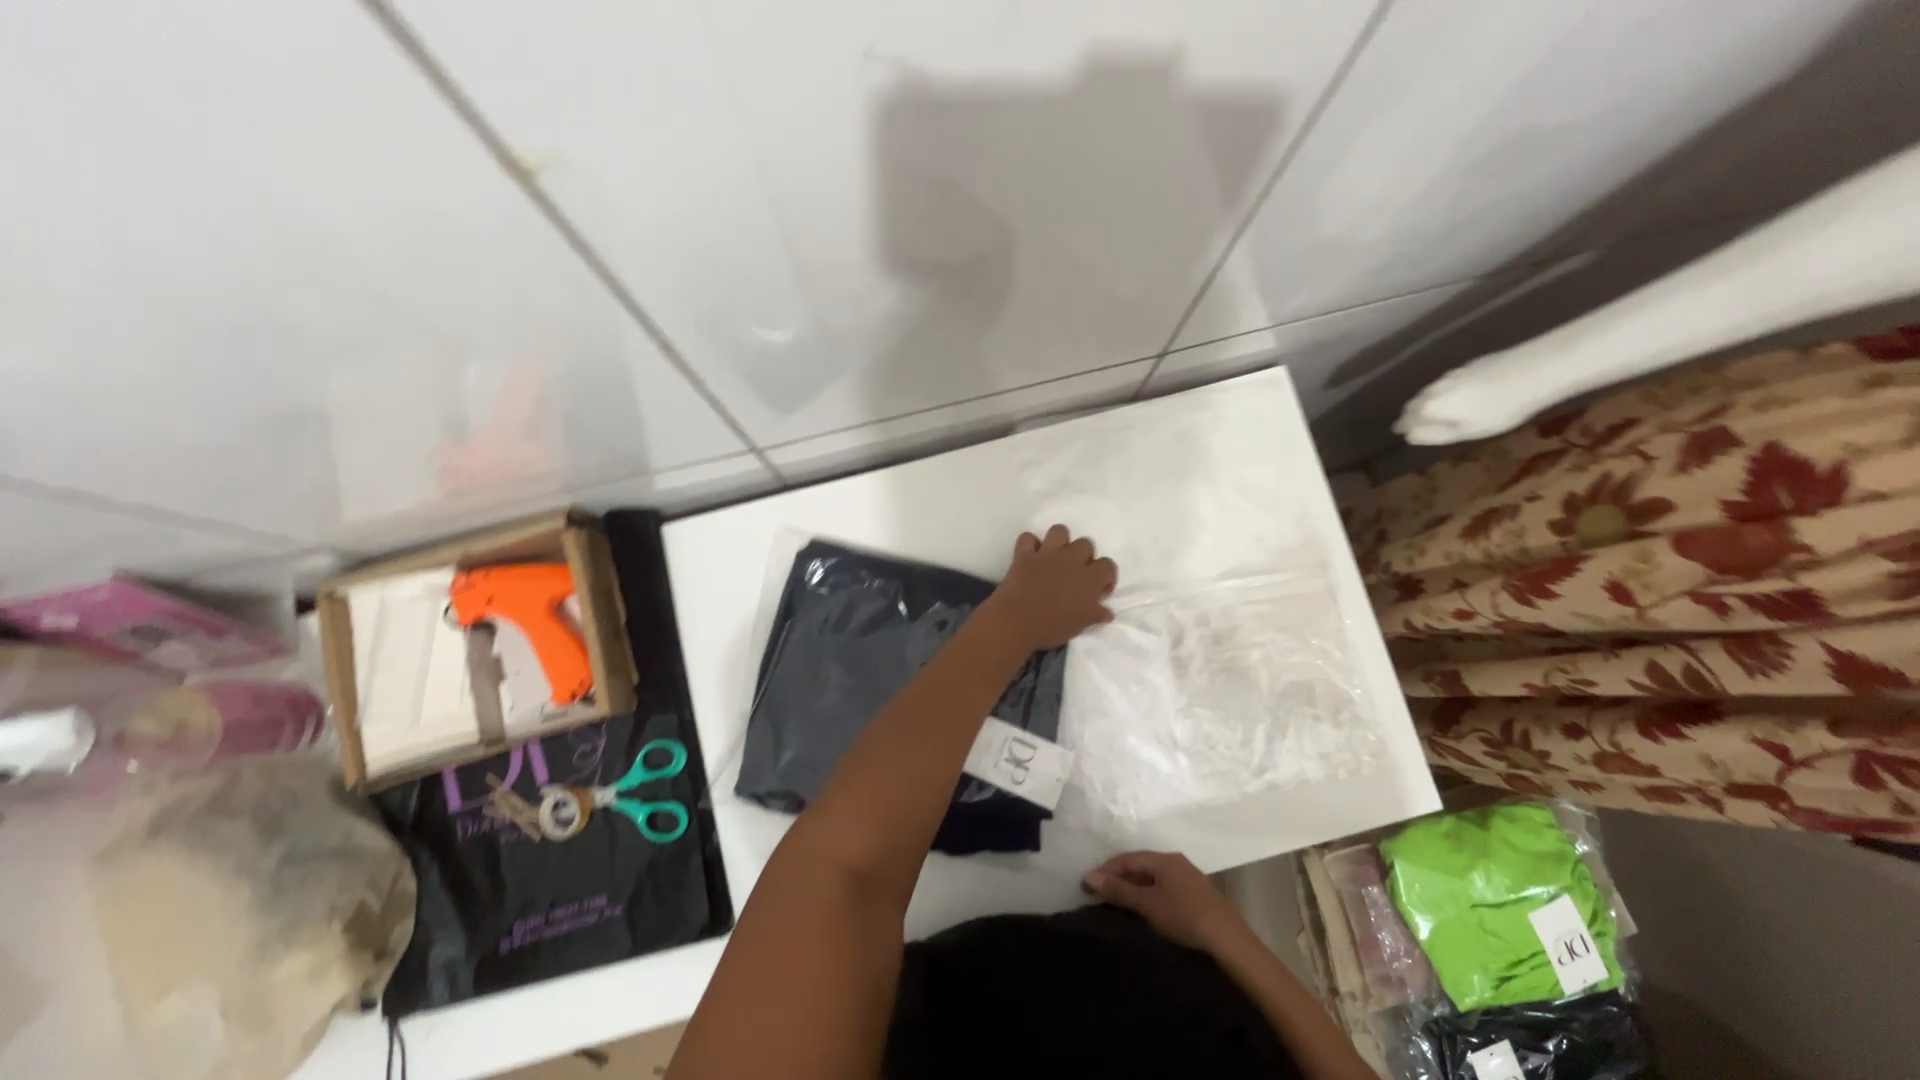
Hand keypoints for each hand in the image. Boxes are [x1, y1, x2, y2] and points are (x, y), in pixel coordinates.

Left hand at [981, 525, 1117, 651]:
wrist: (1017, 623)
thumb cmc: (1053, 627)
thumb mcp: (1080, 625)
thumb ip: (1096, 615)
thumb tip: (1107, 613)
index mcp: (1090, 578)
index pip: (1108, 565)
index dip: (1105, 577)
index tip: (1097, 591)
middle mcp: (1072, 560)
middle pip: (1086, 544)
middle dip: (1083, 556)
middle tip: (1075, 574)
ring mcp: (1047, 554)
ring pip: (1060, 531)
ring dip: (1059, 542)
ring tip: (1055, 558)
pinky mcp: (1024, 555)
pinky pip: (1027, 538)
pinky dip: (1029, 545)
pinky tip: (1030, 557)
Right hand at [1082, 851, 1253, 954]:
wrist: (1227, 939)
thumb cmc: (1183, 916)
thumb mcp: (1147, 904)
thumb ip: (1119, 890)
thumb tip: (1090, 876)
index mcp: (1163, 859)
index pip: (1127, 858)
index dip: (1106, 870)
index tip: (1087, 885)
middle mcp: (1176, 862)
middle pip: (1140, 865)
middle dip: (1119, 877)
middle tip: (1100, 893)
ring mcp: (1188, 877)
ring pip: (1153, 876)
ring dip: (1134, 886)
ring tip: (1118, 901)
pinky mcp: (1196, 894)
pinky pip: (1164, 886)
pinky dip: (1149, 893)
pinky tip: (1145, 907)